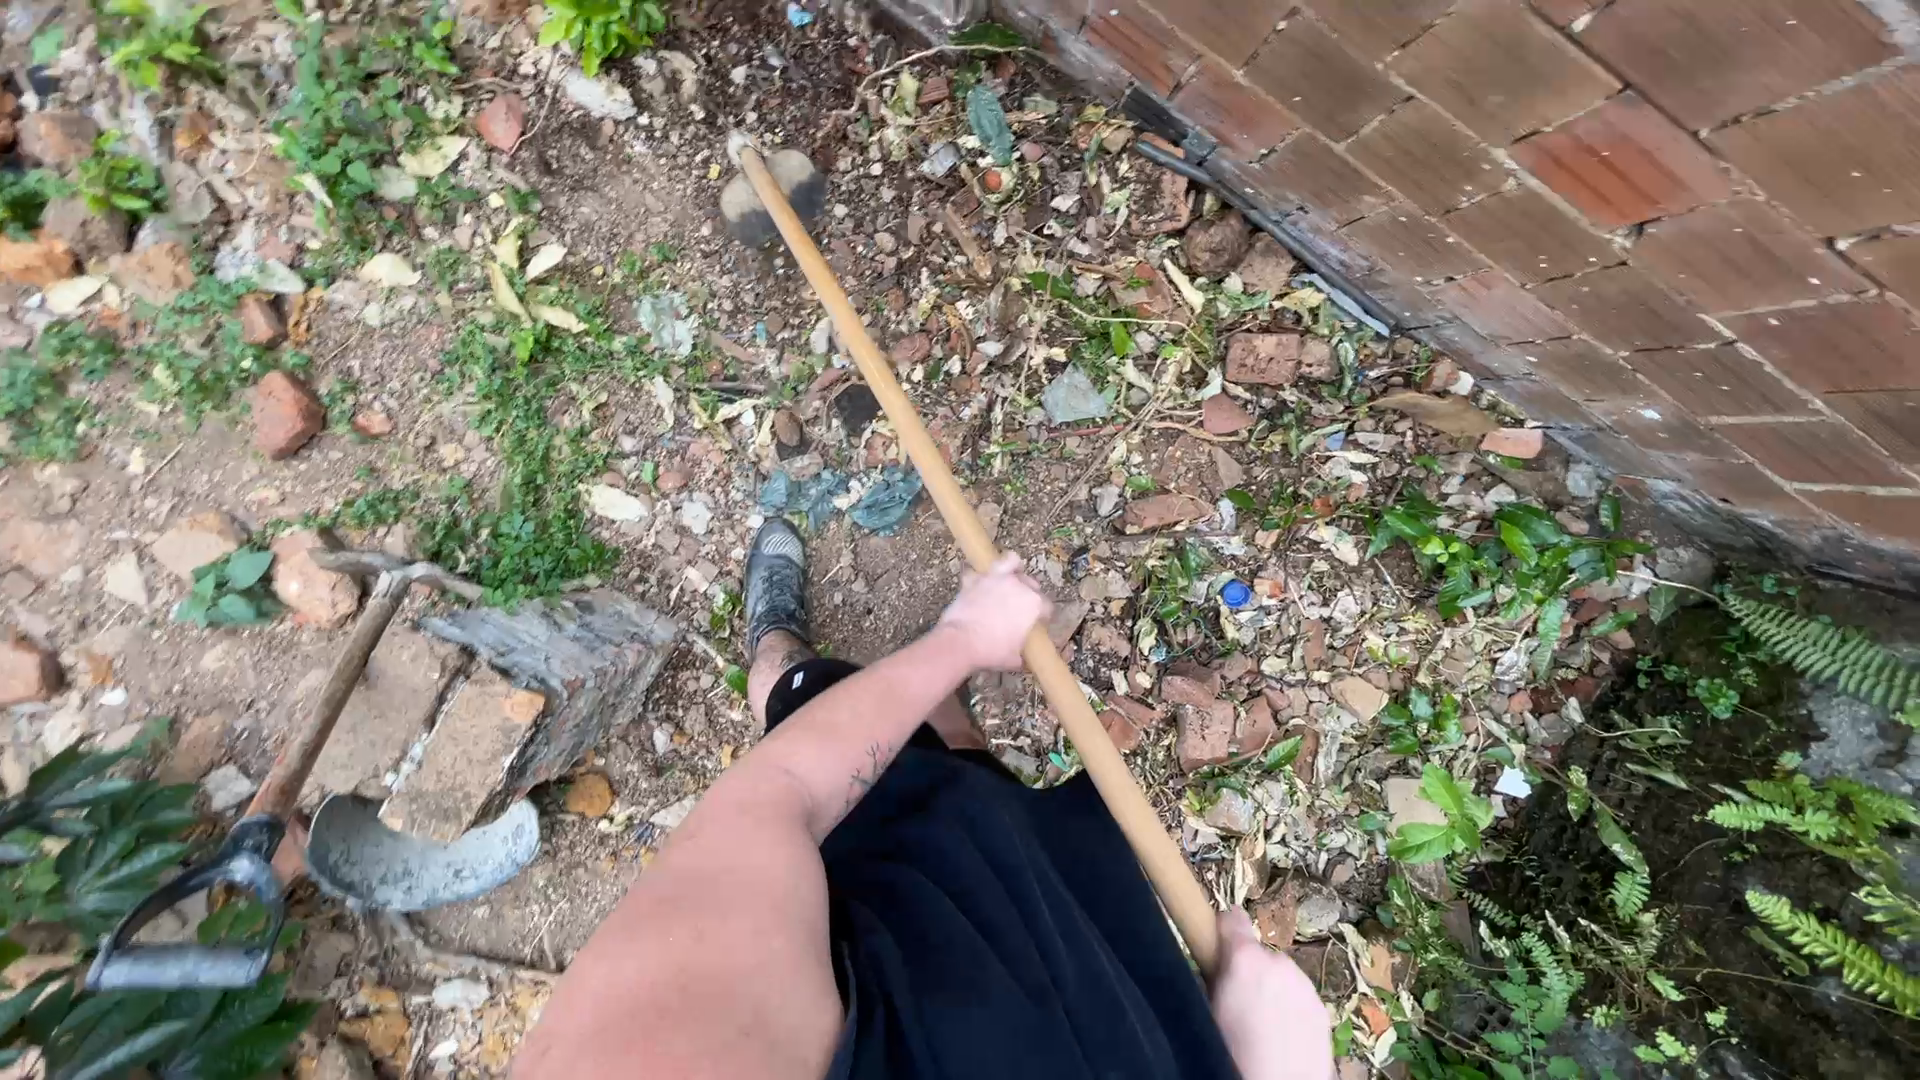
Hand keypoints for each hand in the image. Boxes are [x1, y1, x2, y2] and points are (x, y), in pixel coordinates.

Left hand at [936, 553, 1050, 671]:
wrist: (961, 642)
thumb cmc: (992, 652)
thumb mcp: (1015, 659)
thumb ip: (1023, 653)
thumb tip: (1022, 658)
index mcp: (1034, 604)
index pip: (1047, 606)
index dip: (1043, 616)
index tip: (1037, 623)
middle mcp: (1019, 585)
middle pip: (1031, 583)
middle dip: (1029, 593)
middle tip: (1020, 607)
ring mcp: (996, 579)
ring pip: (1010, 561)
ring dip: (1011, 569)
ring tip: (1008, 579)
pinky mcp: (975, 579)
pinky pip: (979, 572)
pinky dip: (980, 577)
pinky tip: (979, 584)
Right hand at [1210, 911, 1333, 1079]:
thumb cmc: (1233, 1049)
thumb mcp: (1210, 1005)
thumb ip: (1214, 975)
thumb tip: (1216, 965)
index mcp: (1244, 957)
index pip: (1231, 917)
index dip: (1222, 929)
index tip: (1217, 944)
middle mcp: (1277, 961)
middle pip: (1258, 952)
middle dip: (1249, 968)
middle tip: (1240, 1000)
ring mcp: (1304, 984)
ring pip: (1281, 974)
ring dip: (1272, 987)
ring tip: (1264, 1022)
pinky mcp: (1322, 1007)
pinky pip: (1299, 995)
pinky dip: (1291, 1006)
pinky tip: (1284, 1034)